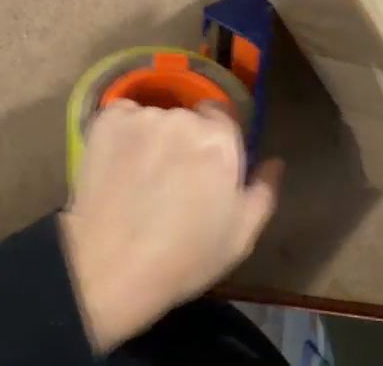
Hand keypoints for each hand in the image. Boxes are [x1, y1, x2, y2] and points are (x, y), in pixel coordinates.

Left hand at [60, 101, 280, 351]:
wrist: (112, 267)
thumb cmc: (184, 258)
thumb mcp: (240, 237)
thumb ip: (263, 191)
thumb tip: (274, 161)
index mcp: (221, 141)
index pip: (222, 117)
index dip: (214, 141)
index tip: (204, 167)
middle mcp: (184, 118)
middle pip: (188, 118)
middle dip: (184, 140)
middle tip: (172, 177)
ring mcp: (143, 116)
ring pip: (155, 118)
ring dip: (154, 137)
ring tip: (142, 176)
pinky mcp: (108, 120)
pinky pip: (122, 116)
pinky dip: (123, 133)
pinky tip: (120, 164)